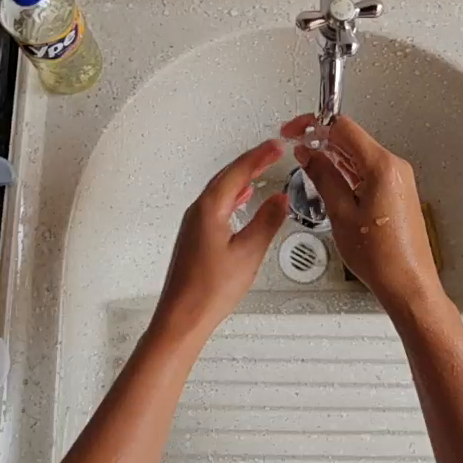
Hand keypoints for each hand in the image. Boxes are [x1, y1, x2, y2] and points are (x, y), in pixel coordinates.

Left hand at [150, 138, 288, 344]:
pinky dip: (232, 195)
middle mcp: (198, 211)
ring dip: (242, 177)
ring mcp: (194, 224)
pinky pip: (216, 204)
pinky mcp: (195, 236)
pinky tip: (240, 200)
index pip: (238, 172)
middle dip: (251, 161)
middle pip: (227, 176)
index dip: (259, 156)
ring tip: (260, 169)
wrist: (182, 317)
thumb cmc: (208, 291)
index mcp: (209, 209)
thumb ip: (266, 222)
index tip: (276, 145)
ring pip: (220, 189)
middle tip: (272, 151)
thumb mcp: (248, 253)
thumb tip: (280, 200)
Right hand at [283, 113, 442, 317]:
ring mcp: (398, 179)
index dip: (314, 124)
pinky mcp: (396, 191)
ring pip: (358, 154)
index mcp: (382, 167)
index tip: (295, 129)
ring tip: (307, 161)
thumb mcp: (340, 213)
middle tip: (296, 142)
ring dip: (332, 154)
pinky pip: (367, 169)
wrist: (408, 284)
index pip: (344, 127)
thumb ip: (322, 176)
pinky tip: (329, 177)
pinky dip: (345, 169)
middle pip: (351, 138)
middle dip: (321, 138)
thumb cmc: (382, 257)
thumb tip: (308, 154)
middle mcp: (394, 168)